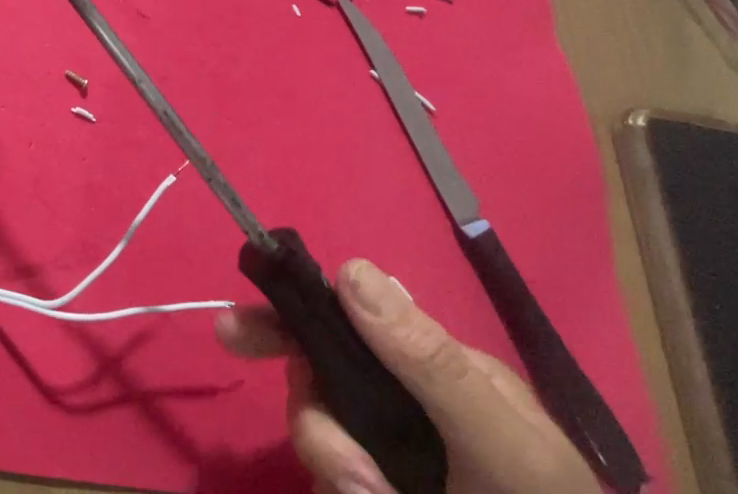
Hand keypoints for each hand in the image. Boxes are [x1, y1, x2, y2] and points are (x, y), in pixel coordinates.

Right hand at [216, 259, 599, 493]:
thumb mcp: (504, 446)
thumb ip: (429, 363)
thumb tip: (350, 266)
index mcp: (435, 367)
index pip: (344, 322)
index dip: (285, 320)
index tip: (233, 331)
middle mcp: (404, 401)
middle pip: (319, 386)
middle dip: (316, 426)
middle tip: (333, 469)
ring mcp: (390, 452)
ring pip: (320, 440)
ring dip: (338, 470)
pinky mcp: (375, 485)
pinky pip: (332, 479)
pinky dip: (341, 489)